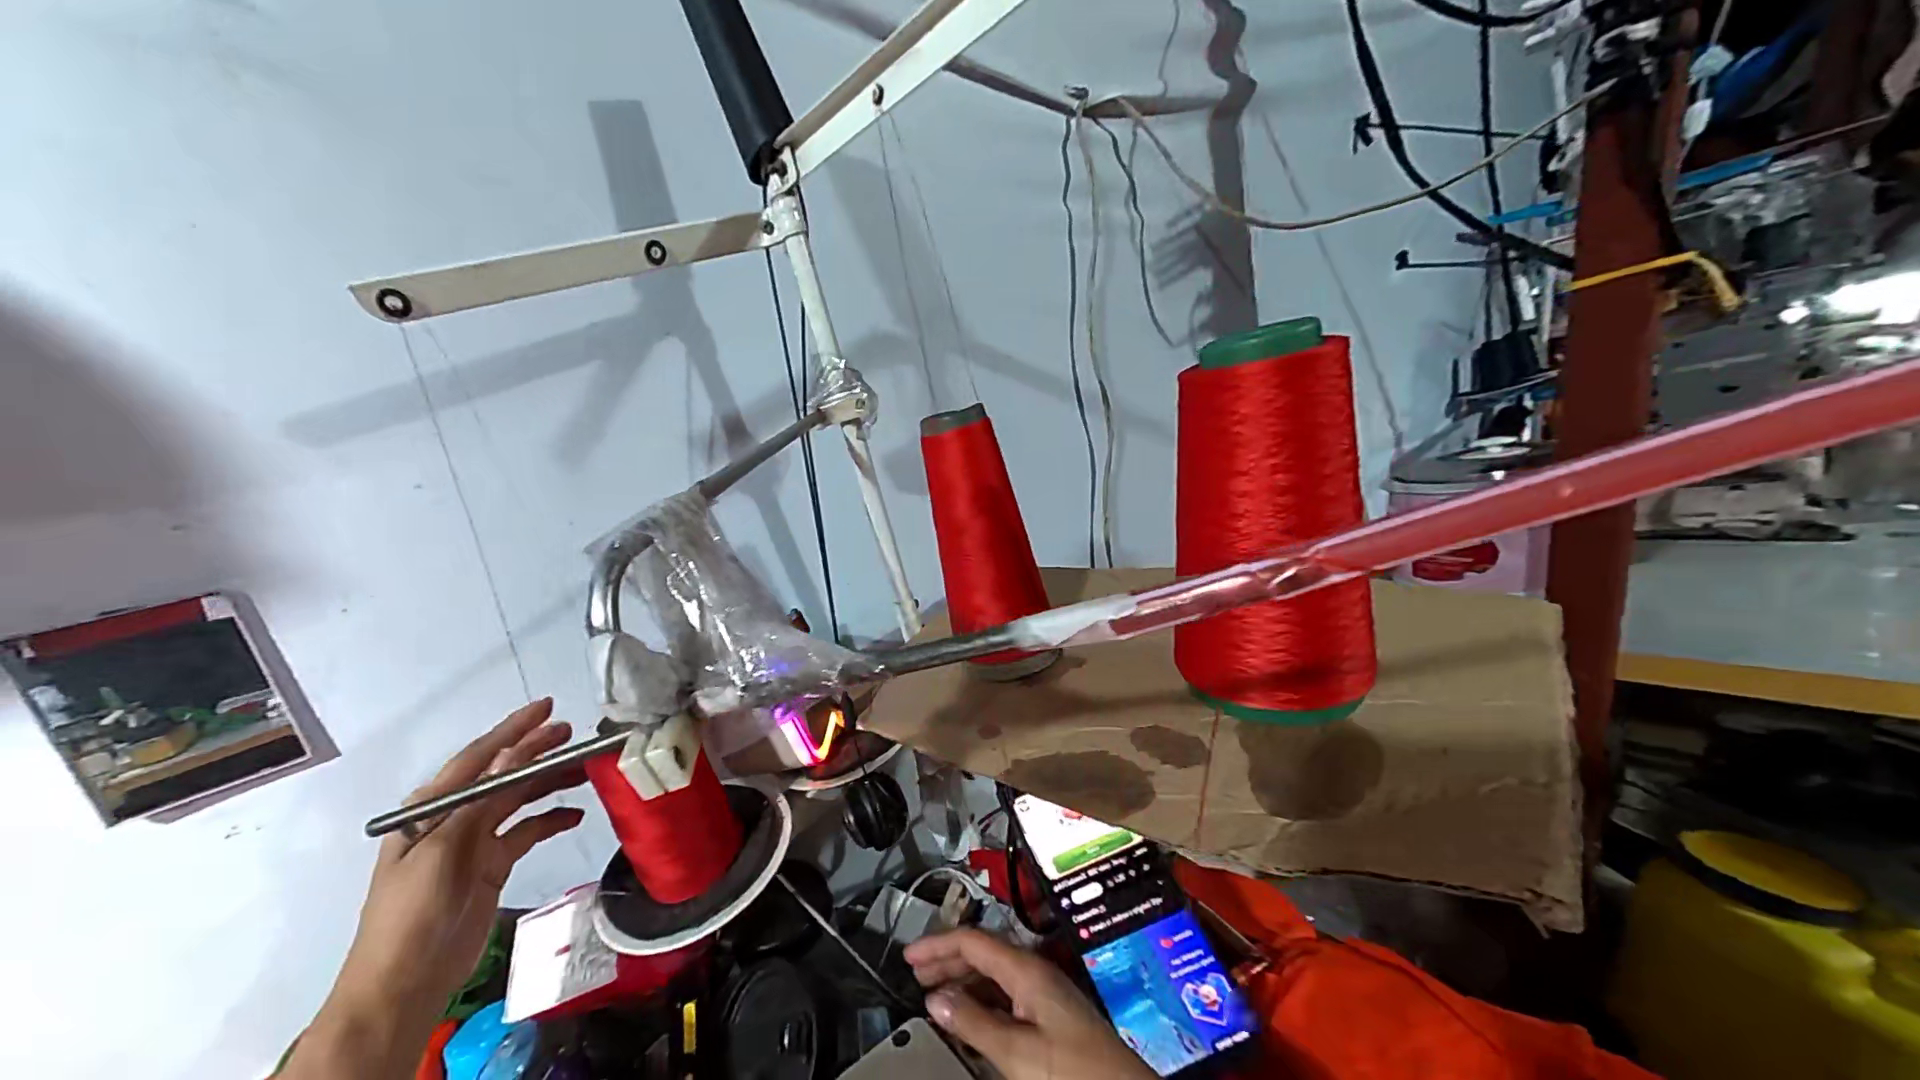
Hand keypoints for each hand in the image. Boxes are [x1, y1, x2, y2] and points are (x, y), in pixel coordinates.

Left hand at [282, 699, 587, 1079]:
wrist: (405, 980)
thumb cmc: (414, 910)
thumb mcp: (446, 849)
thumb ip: (483, 799)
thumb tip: (515, 751)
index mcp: (432, 808)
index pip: (478, 757)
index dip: (513, 730)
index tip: (548, 707)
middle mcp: (454, 816)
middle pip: (504, 774)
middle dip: (538, 751)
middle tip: (576, 734)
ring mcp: (475, 840)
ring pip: (520, 798)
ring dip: (550, 781)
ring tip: (586, 768)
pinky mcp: (493, 864)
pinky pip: (528, 830)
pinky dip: (551, 819)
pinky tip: (575, 814)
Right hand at [904, 928, 1155, 1079]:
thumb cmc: (1071, 1068)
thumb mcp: (1016, 1050)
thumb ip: (974, 1022)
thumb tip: (936, 998)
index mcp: (1026, 969)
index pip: (973, 940)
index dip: (938, 943)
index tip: (909, 955)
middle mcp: (1034, 971)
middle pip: (982, 951)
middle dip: (946, 958)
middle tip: (915, 971)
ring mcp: (1043, 990)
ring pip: (992, 971)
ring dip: (961, 977)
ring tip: (934, 991)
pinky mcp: (1048, 1010)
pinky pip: (1004, 991)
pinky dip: (979, 997)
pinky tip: (967, 1014)